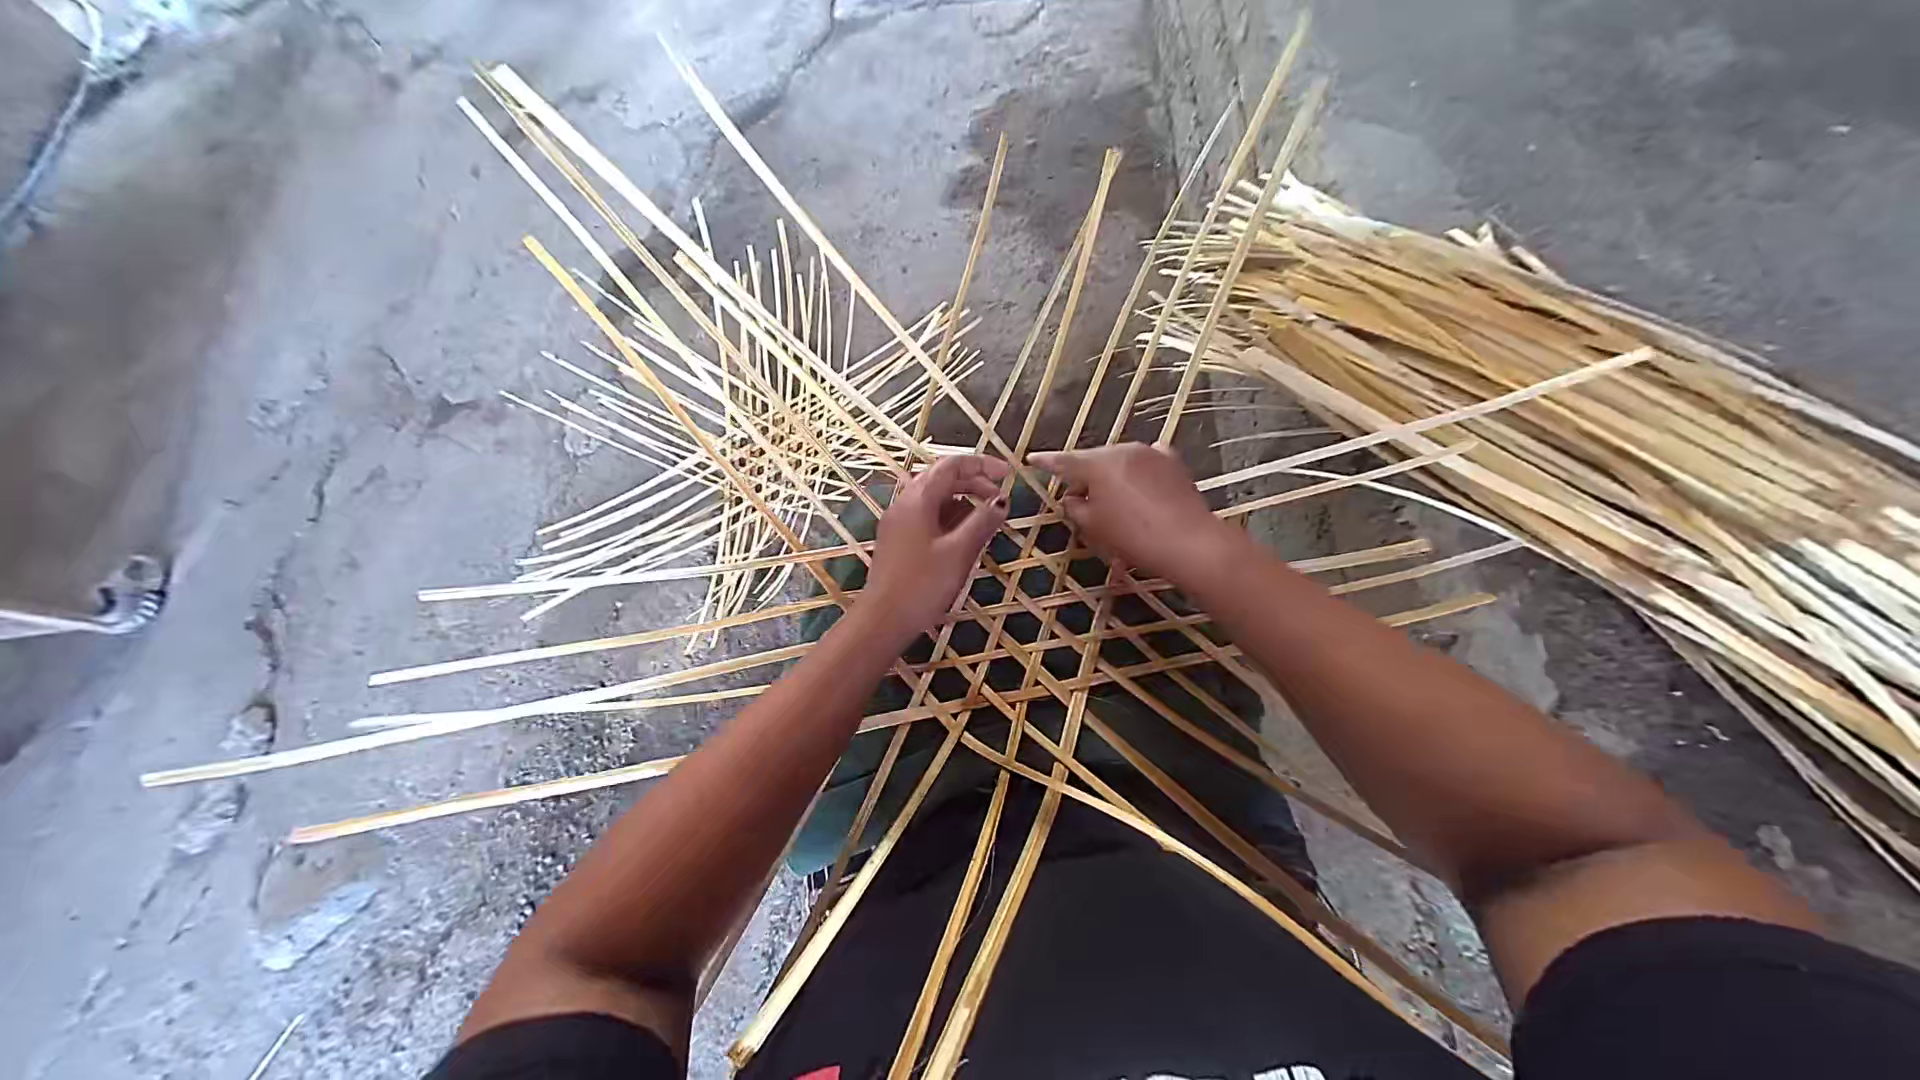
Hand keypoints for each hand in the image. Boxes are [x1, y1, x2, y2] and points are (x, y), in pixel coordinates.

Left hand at [862, 454, 1009, 639]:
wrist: (883, 620)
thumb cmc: (922, 585)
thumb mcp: (959, 552)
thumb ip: (982, 522)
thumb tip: (1001, 502)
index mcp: (918, 499)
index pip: (952, 465)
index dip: (982, 465)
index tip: (1007, 474)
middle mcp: (904, 504)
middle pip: (942, 479)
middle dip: (974, 483)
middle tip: (1000, 499)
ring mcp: (898, 523)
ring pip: (934, 499)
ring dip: (962, 501)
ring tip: (986, 519)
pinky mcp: (898, 541)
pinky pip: (927, 517)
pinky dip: (949, 517)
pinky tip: (964, 536)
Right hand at [1029, 443, 1239, 583]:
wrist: (1189, 543)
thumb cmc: (1133, 537)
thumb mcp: (1093, 527)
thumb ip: (1074, 507)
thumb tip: (1072, 497)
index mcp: (1097, 465)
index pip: (1063, 461)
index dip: (1045, 462)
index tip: (1032, 458)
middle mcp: (1122, 451)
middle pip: (1093, 460)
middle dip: (1083, 476)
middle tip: (1078, 499)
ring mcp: (1150, 453)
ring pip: (1119, 461)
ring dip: (1110, 475)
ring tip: (1111, 501)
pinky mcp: (1172, 462)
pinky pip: (1144, 463)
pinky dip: (1135, 473)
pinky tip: (1138, 488)